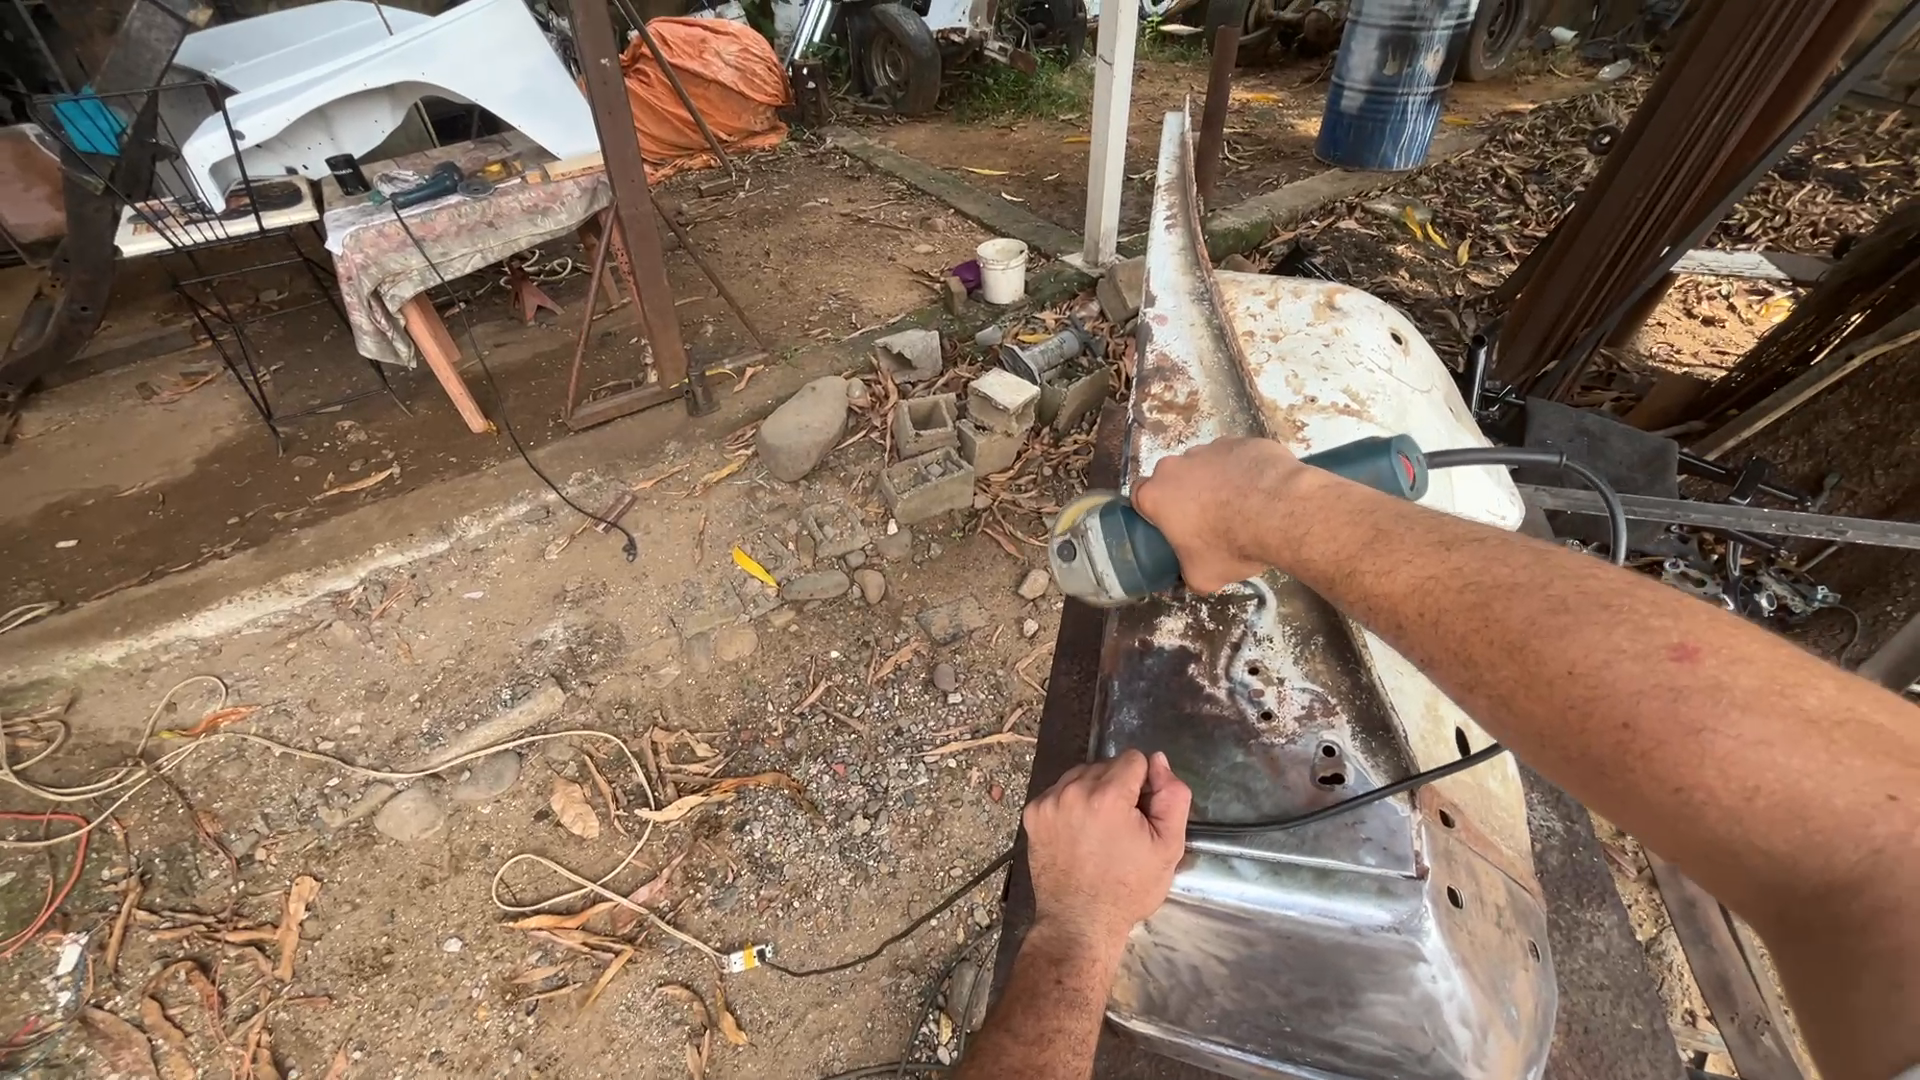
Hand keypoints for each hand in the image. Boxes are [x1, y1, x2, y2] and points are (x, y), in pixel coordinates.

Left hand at [1024, 749, 1191, 958]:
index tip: (1141, 811)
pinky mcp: (1033, 812)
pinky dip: (1071, 803)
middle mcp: (1073, 790)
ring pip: (1081, 775)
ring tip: (1099, 829)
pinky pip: (1059, 791)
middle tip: (1122, 825)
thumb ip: (1172, 796)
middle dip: (1118, 787)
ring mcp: (1049, 800)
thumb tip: (1158, 760)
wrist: (1079, 922)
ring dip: (1093, 792)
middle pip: (1106, 765)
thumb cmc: (1128, 889)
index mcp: (1108, 796)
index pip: (1133, 759)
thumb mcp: (1168, 847)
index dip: (1143, 784)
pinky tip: (1079, 832)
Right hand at [1131, 437, 1305, 591]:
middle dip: (1187, 495)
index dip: (1153, 510)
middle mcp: (1177, 466)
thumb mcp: (1202, 577)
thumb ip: (1188, 575)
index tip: (1170, 524)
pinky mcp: (1242, 442)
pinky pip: (1236, 457)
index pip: (1139, 495)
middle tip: (1208, 519)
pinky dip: (1244, 471)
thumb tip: (1190, 579)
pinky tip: (1261, 491)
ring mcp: (1210, 449)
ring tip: (1241, 506)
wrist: (1281, 513)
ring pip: (1206, 466)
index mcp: (1156, 495)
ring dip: (1216, 482)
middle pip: (1174, 478)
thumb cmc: (1231, 546)